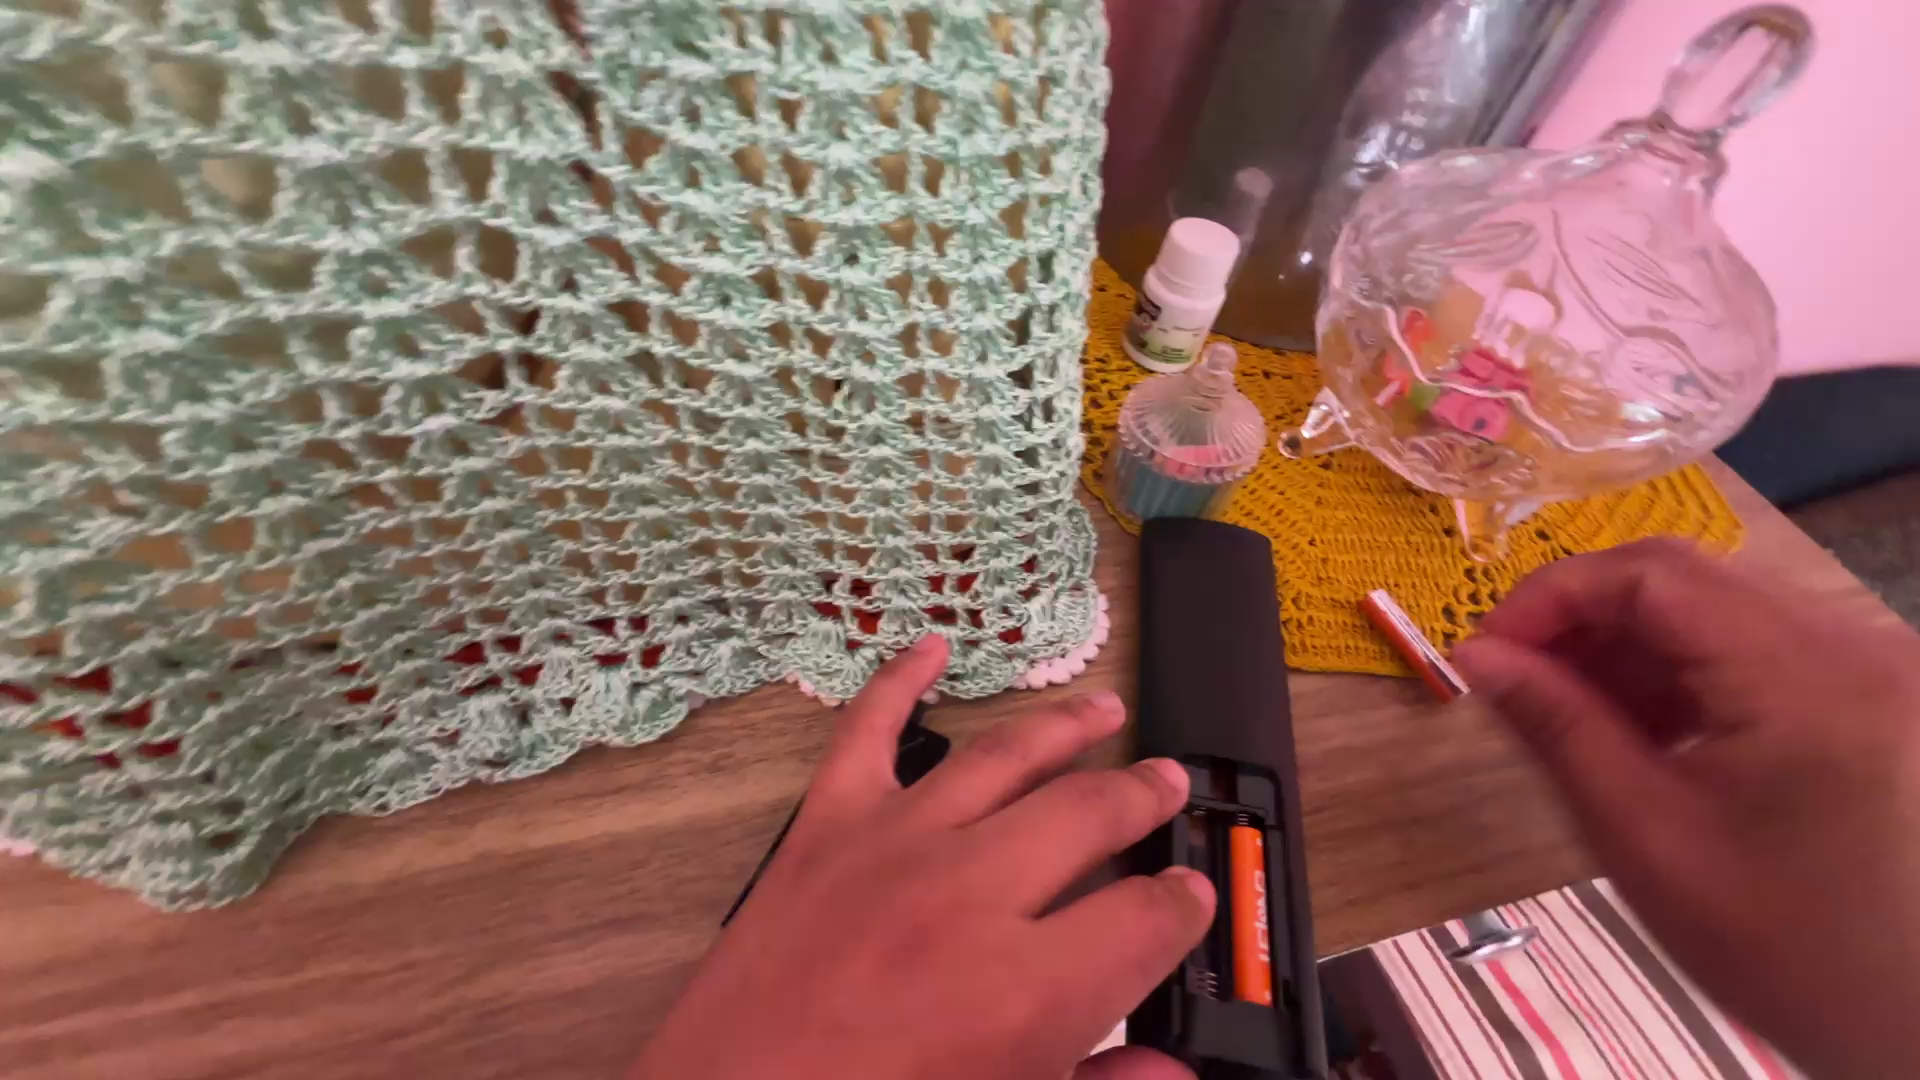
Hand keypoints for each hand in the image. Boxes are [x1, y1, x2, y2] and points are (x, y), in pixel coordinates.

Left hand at [630, 636, 1214, 1079]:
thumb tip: (1177, 1070)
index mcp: (1020, 990)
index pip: (1144, 920)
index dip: (1182, 906)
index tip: (1191, 895)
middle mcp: (965, 893)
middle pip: (1086, 812)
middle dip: (1143, 794)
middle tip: (1167, 781)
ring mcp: (892, 842)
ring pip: (1002, 755)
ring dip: (1064, 725)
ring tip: (1104, 707)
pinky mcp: (828, 821)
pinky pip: (869, 729)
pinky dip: (899, 681)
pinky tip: (930, 647)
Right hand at [1454, 539, 1919, 1079]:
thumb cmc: (1792, 947)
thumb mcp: (1642, 833)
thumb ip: (1554, 725)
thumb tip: (1471, 655)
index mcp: (1812, 682)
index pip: (1650, 575)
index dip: (1548, 596)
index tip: (1488, 653)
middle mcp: (1860, 650)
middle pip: (1678, 578)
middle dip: (1576, 618)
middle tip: (1516, 676)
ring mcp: (1876, 670)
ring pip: (1705, 606)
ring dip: (1616, 644)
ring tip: (1571, 710)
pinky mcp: (1874, 695)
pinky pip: (1743, 644)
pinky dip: (1668, 669)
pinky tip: (1641, 727)